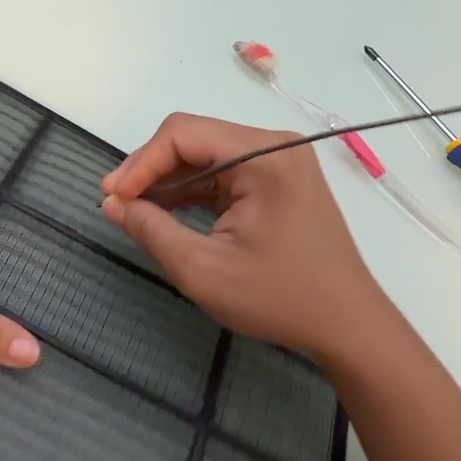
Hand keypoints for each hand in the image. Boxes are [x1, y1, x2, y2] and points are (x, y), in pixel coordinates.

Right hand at [99, 113, 390, 357]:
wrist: (349, 326)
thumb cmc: (279, 299)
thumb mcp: (202, 270)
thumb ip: (150, 230)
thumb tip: (111, 203)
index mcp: (263, 156)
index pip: (182, 133)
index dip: (140, 162)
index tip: (111, 198)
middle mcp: (274, 146)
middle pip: (193, 138)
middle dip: (150, 169)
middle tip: (118, 204)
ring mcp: (279, 162)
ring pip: (205, 154)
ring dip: (168, 180)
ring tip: (136, 210)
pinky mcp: (278, 181)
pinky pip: (223, 172)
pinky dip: (191, 189)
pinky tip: (166, 212)